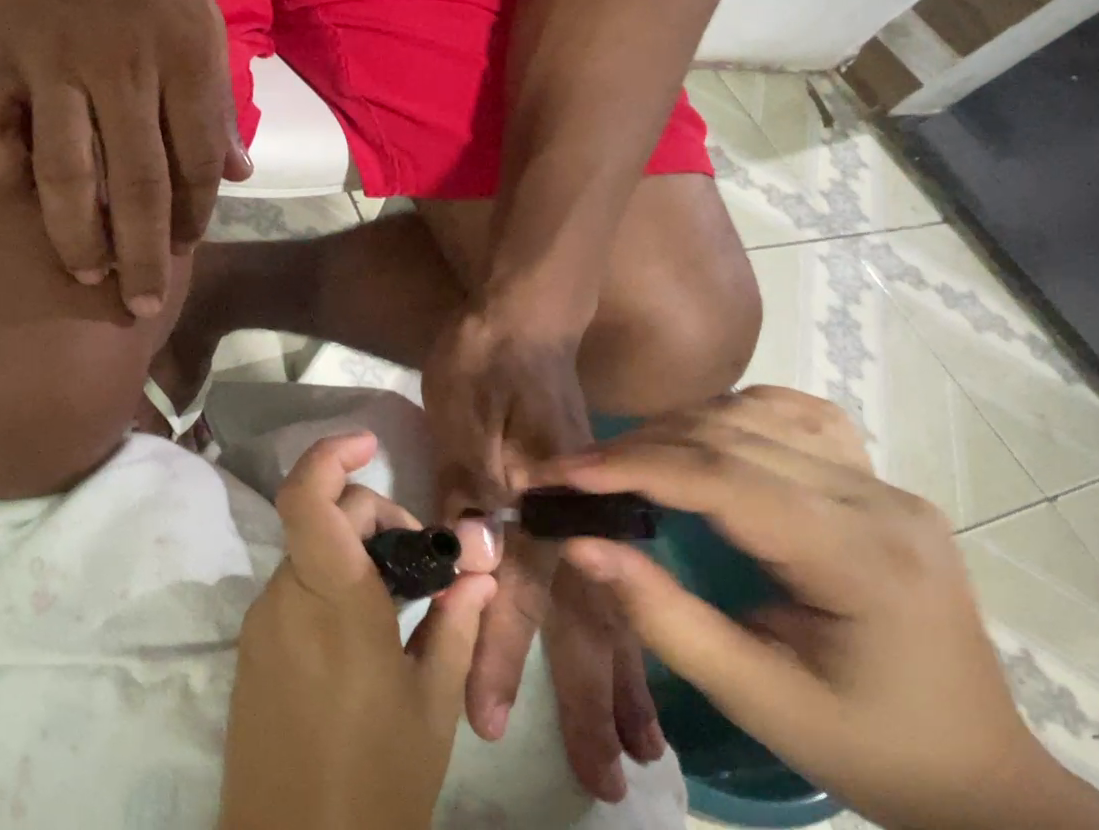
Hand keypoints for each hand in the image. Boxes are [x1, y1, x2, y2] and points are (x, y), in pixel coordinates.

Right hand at [0, 0, 248, 317]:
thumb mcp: (198, 11)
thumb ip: (216, 95)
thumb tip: (239, 172)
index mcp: (183, 50)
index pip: (197, 156)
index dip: (196, 212)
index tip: (187, 245)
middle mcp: (123, 64)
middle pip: (139, 180)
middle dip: (145, 253)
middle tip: (144, 305)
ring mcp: (56, 63)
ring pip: (68, 171)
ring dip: (79, 234)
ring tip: (90, 276)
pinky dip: (3, 169)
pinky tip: (18, 197)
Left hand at [219, 433, 498, 829]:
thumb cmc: (376, 780)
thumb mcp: (433, 705)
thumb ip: (455, 625)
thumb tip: (476, 569)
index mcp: (333, 602)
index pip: (308, 498)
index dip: (331, 455)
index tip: (370, 443)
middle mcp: (284, 598)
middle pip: (321, 520)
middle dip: (374, 516)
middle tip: (426, 561)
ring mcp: (261, 624)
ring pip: (309, 555)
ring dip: (355, 555)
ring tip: (407, 605)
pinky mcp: (252, 650)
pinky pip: (294, 593)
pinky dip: (331, 587)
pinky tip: (370, 635)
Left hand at [422, 311, 662, 800]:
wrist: (523, 320)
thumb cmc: (480, 371)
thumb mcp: (458, 430)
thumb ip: (468, 495)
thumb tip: (472, 564)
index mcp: (534, 512)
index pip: (522, 605)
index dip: (507, 666)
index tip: (493, 727)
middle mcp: (570, 525)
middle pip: (584, 625)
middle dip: (588, 701)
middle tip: (610, 778)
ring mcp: (585, 515)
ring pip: (606, 608)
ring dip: (619, 677)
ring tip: (639, 744)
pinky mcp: (586, 503)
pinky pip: (605, 575)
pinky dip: (621, 624)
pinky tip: (631, 653)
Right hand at [542, 386, 1098, 829]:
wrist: (972, 771)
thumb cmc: (861, 743)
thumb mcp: (752, 697)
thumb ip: (663, 616)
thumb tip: (577, 543)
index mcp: (861, 560)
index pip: (725, 479)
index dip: (630, 467)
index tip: (554, 475)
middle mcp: (882, 503)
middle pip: (734, 436)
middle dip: (635, 448)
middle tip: (564, 475)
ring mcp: (887, 485)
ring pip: (758, 412)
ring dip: (674, 428)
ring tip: (617, 464)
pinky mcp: (879, 484)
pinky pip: (793, 417)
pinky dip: (728, 415)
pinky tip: (694, 440)